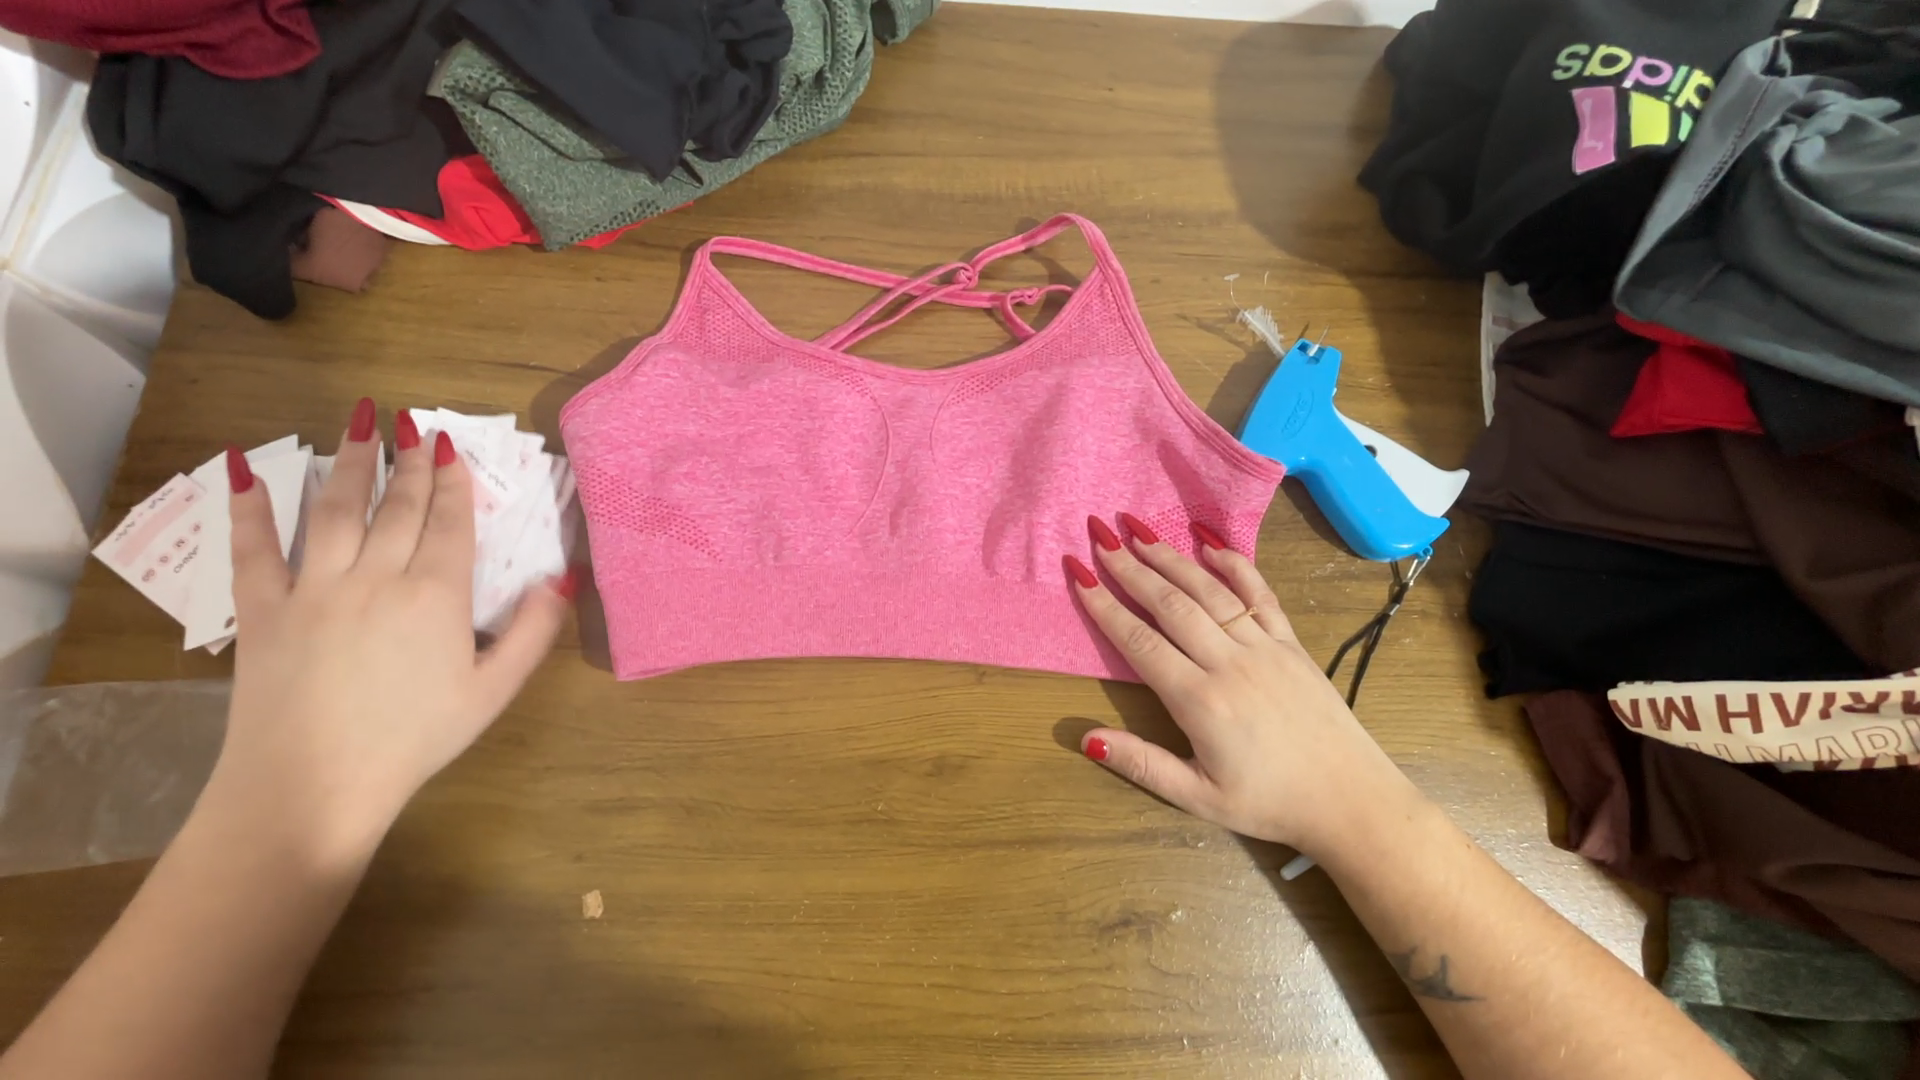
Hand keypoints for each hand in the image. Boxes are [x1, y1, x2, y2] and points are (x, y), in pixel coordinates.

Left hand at [212, 400, 570, 862]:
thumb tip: (565, 578)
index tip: (448, 443)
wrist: (316, 784)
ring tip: (356, 421)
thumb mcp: (494, 690)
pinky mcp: (262, 610)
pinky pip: (253, 549)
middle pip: (397, 507)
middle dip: (408, 462)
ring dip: (347, 462)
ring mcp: (314, 588)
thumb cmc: (418, 738)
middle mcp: (376, 577)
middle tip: (411, 422)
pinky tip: (242, 468)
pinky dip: (249, 507)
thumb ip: (534, 632)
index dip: (451, 480)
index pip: (448, 523)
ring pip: (334, 511)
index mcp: (436, 595)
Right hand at [1068, 514, 1421, 857]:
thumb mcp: (1198, 797)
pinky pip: (1260, 594)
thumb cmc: (1269, 804)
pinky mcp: (1291, 644)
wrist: (1350, 800)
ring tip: (1140, 532)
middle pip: (1170, 605)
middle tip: (1102, 538)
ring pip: (1210, 592)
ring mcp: (1264, 648)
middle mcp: (1230, 663)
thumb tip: (1086, 738)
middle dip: (1131, 569)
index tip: (1080, 575)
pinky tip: (1209, 544)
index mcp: (1200, 701)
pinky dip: (1235, 564)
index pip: (1140, 642)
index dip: (1105, 606)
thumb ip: (1142, 764)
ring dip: (1172, 559)